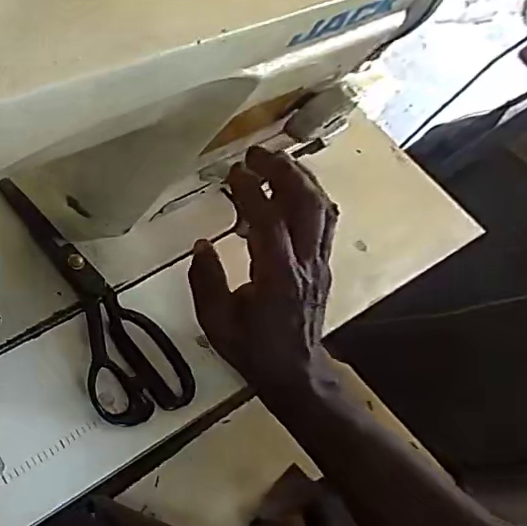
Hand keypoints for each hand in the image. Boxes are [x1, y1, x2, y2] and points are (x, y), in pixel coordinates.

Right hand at [190, 145, 341, 407]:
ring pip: (321, 208)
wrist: (294, 372)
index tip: (233, 171)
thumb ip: (206, 281)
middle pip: (306, 205)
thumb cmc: (252, 349)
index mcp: (277, 278)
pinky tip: (294, 186)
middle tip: (257, 154)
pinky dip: (311, 196)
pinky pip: (325, 221)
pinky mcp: (324, 264)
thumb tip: (201, 244)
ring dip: (301, 178)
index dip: (253, 192)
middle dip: (283, 172)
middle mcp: (305, 264)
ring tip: (276, 160)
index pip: (269, 222)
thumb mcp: (216, 322)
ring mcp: (320, 263)